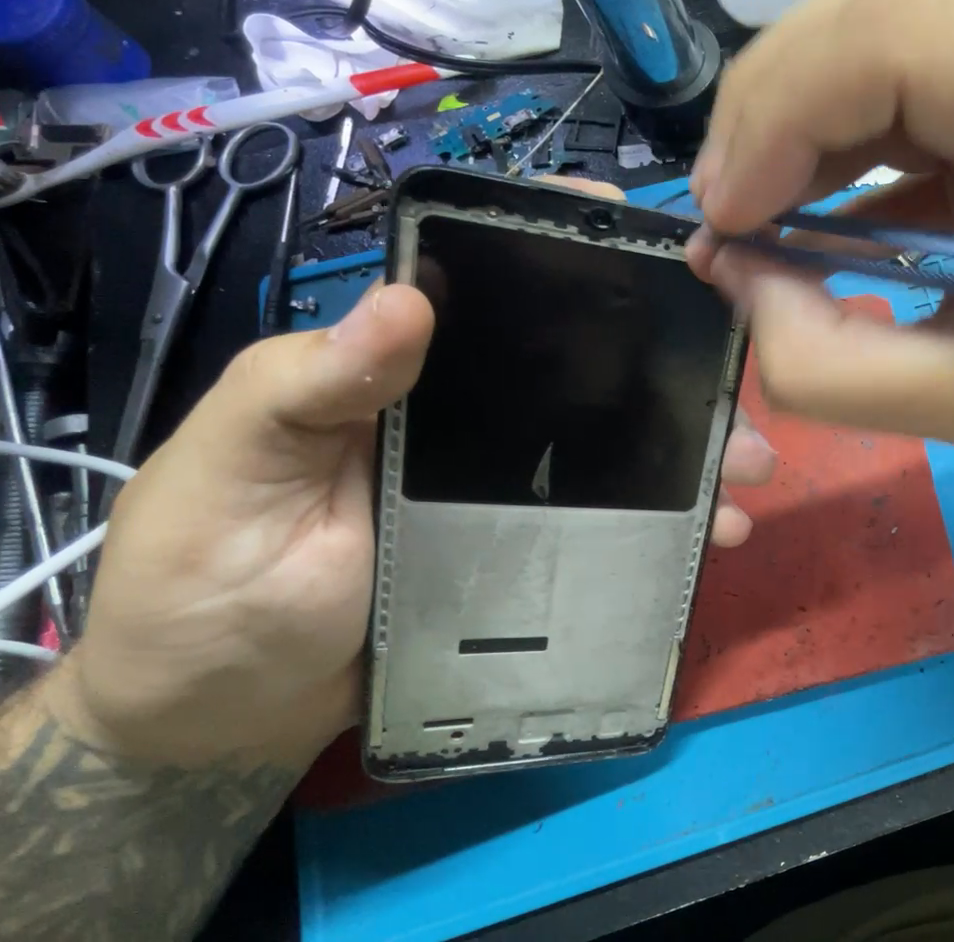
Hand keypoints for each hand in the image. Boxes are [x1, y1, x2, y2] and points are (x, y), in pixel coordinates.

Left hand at [45, 284, 775, 767]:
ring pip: (616, 444)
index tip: (637, 235)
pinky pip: (614, 521)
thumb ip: (306, 387)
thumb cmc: (203, 582)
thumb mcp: (233, 472)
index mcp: (398, 372)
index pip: (485, 287)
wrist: (220, 718)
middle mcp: (467, 416)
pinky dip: (669, 523)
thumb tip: (409, 297)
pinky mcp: (531, 548)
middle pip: (581, 370)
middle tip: (732, 386)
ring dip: (689, 448)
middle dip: (668, 365)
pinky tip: (718, 531)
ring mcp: (506, 486)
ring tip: (750, 468)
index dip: (557, 247)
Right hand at [687, 0, 953, 532]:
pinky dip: (845, 135)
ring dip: (803, 114)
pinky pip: (915, 80)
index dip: (782, 112)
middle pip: (886, 8)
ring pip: (891, 29)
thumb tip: (731, 274)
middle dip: (777, 104)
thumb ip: (831, 362)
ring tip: (758, 211)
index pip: (899, 36)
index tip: (731, 219)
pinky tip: (814, 205)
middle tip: (731, 213)